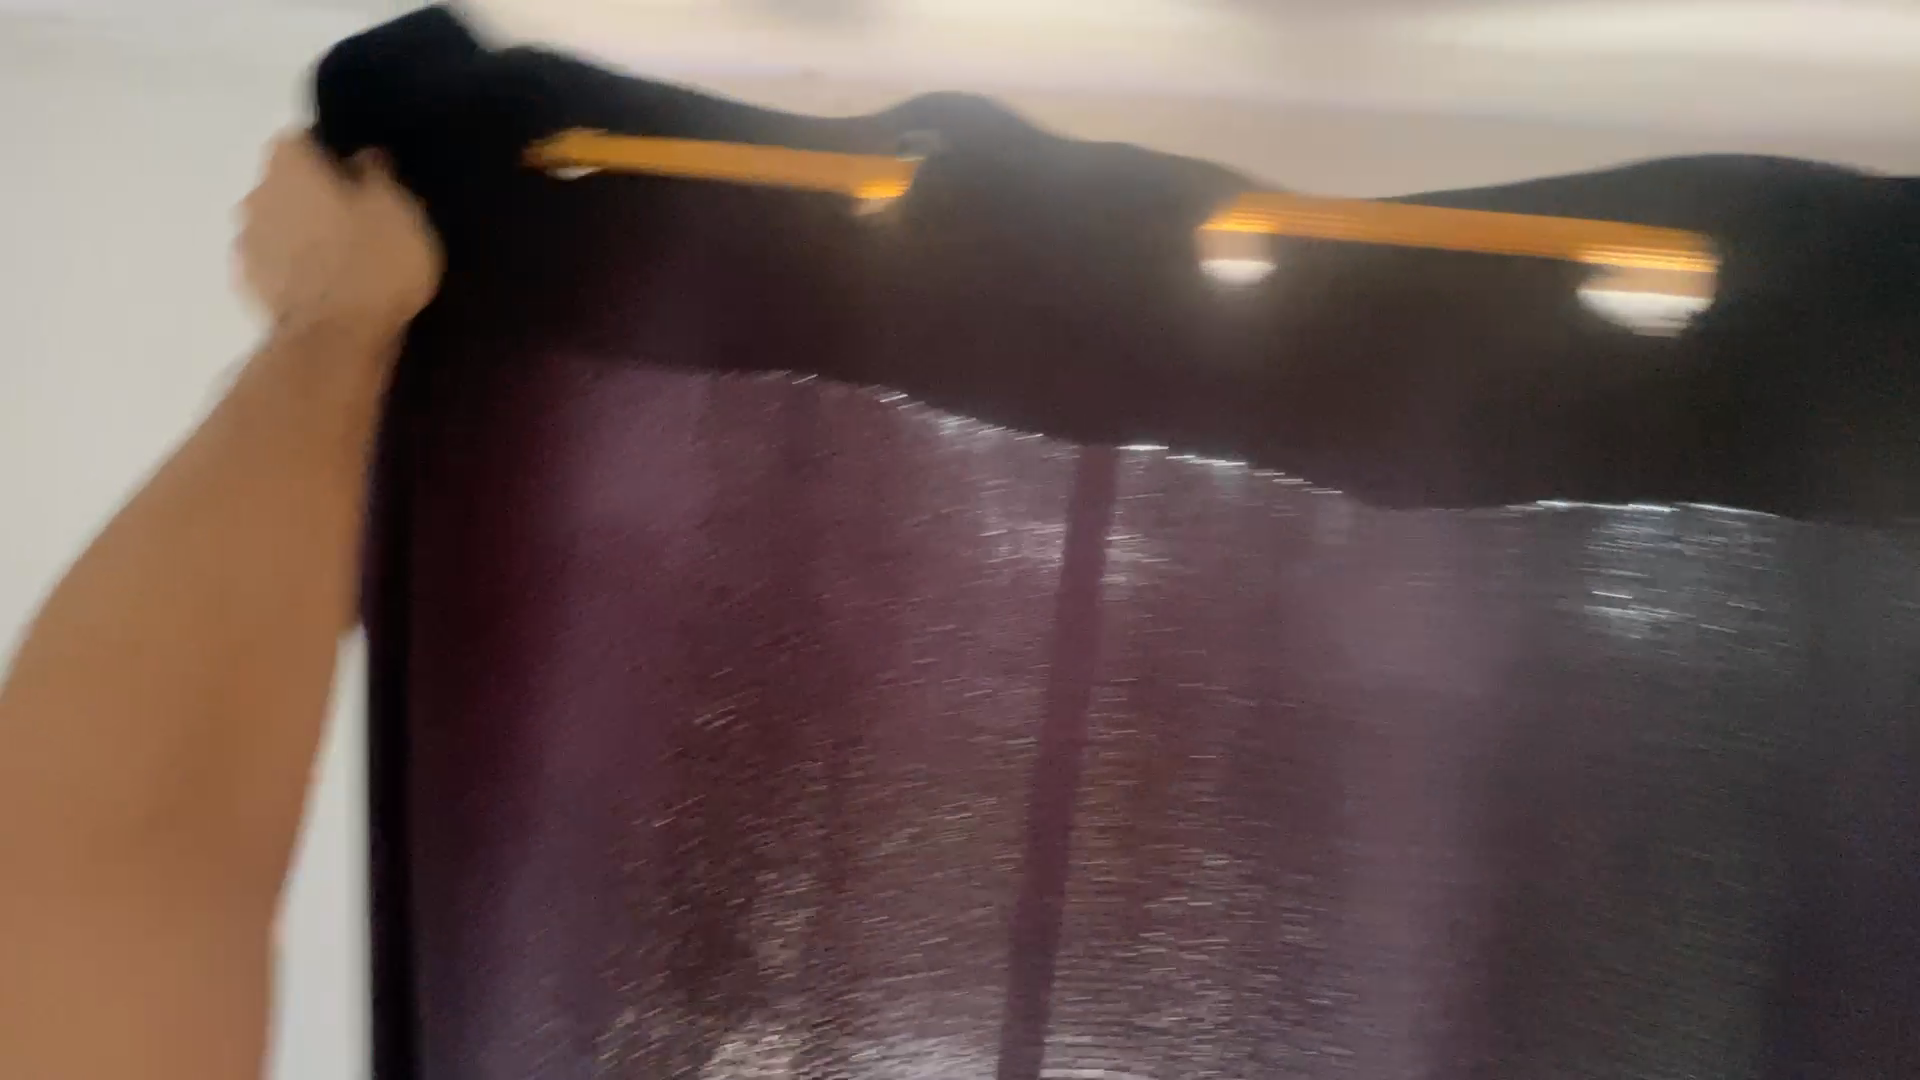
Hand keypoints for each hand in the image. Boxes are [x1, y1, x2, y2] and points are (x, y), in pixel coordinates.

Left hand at [236, 132, 442, 337]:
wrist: (336, 336)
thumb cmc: (375, 264)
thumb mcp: (400, 212)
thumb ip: (380, 175)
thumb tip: (364, 155)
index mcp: (290, 166)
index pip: (302, 138)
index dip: (334, 154)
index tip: (365, 178)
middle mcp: (256, 192)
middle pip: (288, 183)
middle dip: (318, 197)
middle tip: (361, 224)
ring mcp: (246, 239)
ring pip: (280, 224)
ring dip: (305, 235)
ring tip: (346, 263)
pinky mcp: (250, 282)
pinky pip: (276, 264)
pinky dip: (297, 270)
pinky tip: (327, 289)